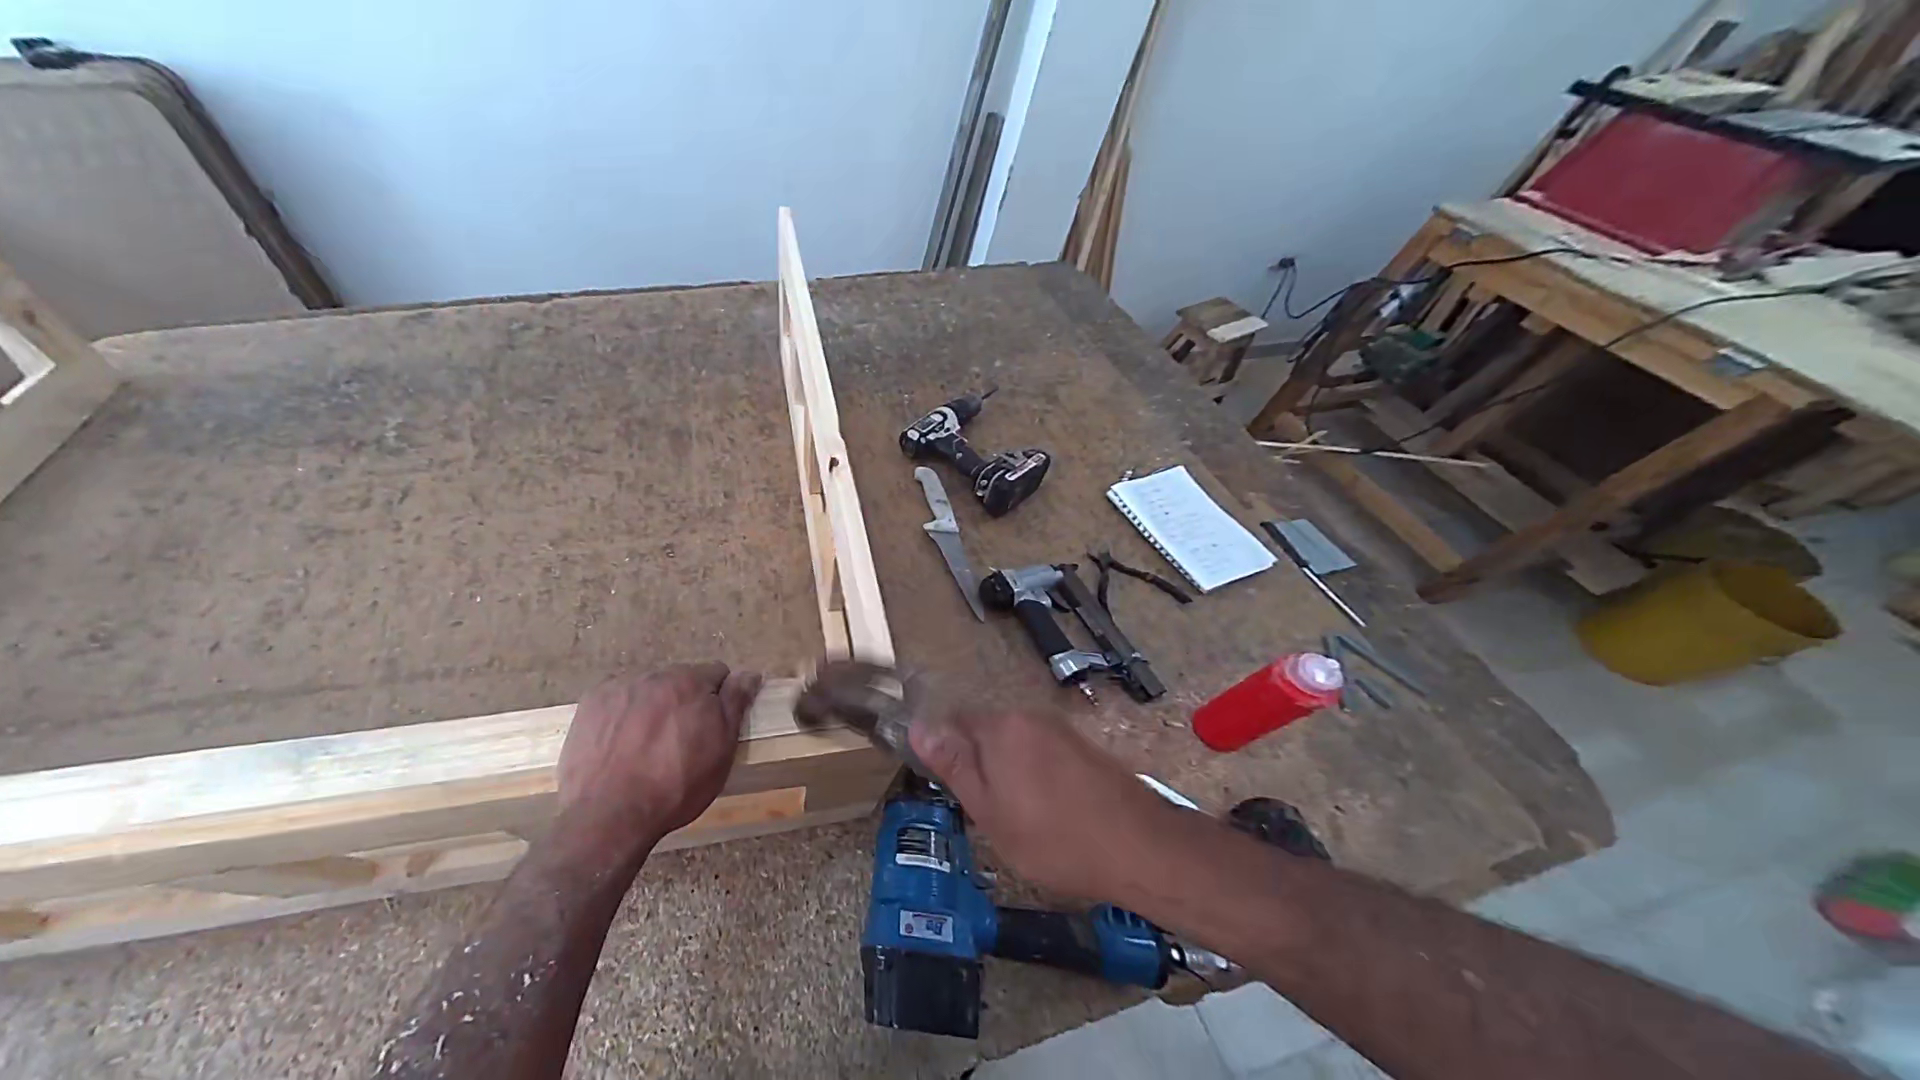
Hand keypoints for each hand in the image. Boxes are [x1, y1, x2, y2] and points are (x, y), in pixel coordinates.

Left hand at [557, 662, 762, 856]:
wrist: (609, 817)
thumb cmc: (677, 785)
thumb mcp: (722, 749)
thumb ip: (736, 703)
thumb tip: (750, 673)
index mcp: (691, 682)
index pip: (718, 674)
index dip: (720, 700)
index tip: (713, 727)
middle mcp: (655, 675)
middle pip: (681, 680)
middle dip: (685, 701)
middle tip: (682, 741)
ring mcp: (619, 688)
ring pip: (649, 689)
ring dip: (655, 706)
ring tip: (649, 746)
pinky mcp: (591, 705)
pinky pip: (618, 699)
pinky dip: (624, 714)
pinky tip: (622, 744)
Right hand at [908, 706, 1194, 903]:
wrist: (1141, 848)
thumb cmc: (1054, 839)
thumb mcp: (990, 811)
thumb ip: (954, 765)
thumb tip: (918, 727)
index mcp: (1001, 727)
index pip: (953, 724)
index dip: (945, 757)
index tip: (951, 792)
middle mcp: (1030, 717)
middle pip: (986, 733)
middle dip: (979, 766)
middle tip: (984, 813)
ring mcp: (1061, 730)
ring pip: (1015, 746)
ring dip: (1008, 774)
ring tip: (1018, 819)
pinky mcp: (1083, 747)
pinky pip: (1042, 755)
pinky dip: (1035, 778)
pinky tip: (1048, 813)